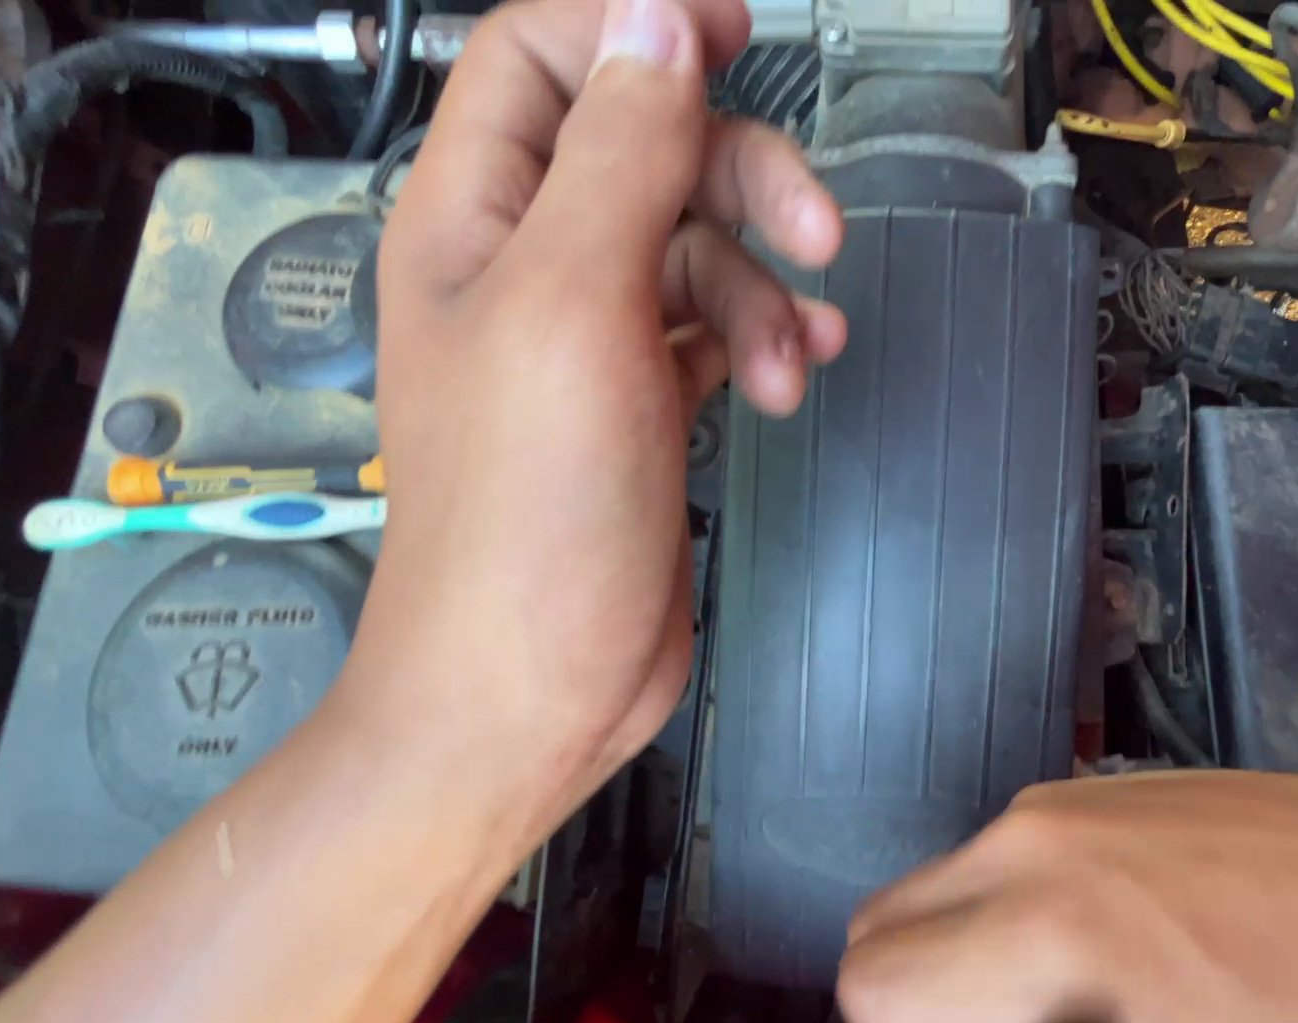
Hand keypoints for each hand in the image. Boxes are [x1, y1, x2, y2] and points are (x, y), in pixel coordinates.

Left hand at [356, 0, 843, 820]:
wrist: (535, 681)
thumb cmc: (533, 509)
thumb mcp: (573, 309)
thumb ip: (619, 159)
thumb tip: (658, 21)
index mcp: (475, 219)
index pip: (544, 59)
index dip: (636, 28)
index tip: (739, 34)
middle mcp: (528, 266)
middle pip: (646, 155)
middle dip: (742, 180)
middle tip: (822, 233)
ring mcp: (591, 339)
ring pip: (696, 252)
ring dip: (764, 289)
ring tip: (801, 359)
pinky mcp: (643, 403)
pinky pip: (713, 330)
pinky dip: (759, 342)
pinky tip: (793, 381)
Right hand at [837, 757, 1297, 1022]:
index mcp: (1041, 928)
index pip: (874, 993)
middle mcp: (1020, 842)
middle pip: (876, 931)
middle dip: (915, 1015)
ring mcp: (1048, 802)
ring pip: (930, 893)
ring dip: (960, 964)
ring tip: (1067, 1010)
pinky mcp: (1080, 789)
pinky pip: (988, 862)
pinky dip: (1001, 919)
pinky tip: (1108, 951)